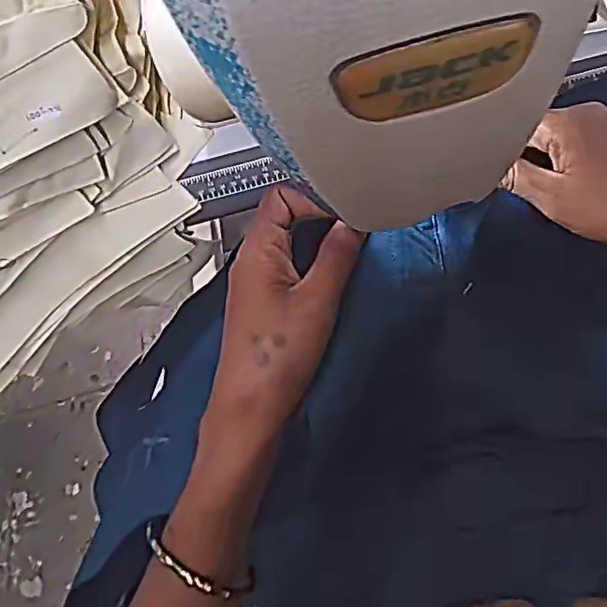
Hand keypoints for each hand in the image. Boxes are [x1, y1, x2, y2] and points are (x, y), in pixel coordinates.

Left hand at [201, 186, 364, 462]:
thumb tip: (352, 222)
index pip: (282, 196)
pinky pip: (291, 267)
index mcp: (256, 251)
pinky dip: (314, 265)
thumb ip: (337, 255)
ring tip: (350, 253)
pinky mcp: (265, 303)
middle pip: (286, 216)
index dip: (315, 196)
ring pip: (290, 243)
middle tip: (355, 229)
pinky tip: (334, 280)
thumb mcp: (317, 300)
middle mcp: (251, 262)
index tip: (347, 211)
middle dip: (322, 217)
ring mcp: (257, 283)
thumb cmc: (275, 359)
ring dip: (320, 243)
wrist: (251, 410)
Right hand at [502, 102, 606, 293]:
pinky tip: (569, 183)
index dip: (500, 148)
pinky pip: (572, 141)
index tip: (494, 171)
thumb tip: (487, 164)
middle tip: (520, 184)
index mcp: (568, 120)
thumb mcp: (551, 198)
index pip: (515, 123)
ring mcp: (601, 122)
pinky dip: (562, 160)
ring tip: (548, 186)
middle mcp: (585, 112)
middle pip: (534, 127)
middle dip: (522, 154)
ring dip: (543, 159)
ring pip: (552, 136)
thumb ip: (513, 176)